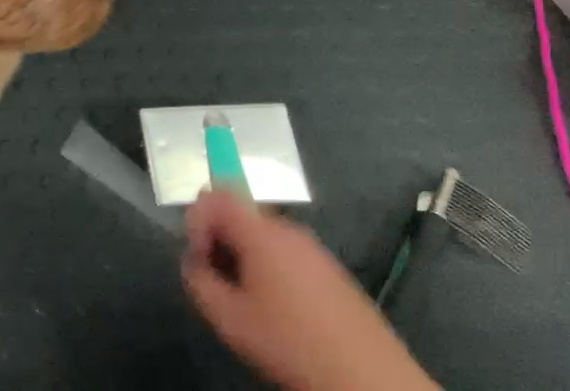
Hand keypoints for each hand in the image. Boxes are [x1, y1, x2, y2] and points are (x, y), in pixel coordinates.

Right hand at [183, 193, 437, 390]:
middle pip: (239, 215)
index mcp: (262, 233)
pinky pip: (288, 256)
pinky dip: (272, 271)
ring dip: (245, 258)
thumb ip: (198, 279)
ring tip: (248, 300)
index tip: (201, 259)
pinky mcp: (334, 274)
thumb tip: (196, 261)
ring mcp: (317, 252)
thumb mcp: (228, 317)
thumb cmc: (292, 343)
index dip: (197, 222)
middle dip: (220, 242)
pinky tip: (281, 311)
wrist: (373, 382)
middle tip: (220, 282)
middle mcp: (290, 231)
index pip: (215, 196)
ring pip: (263, 238)